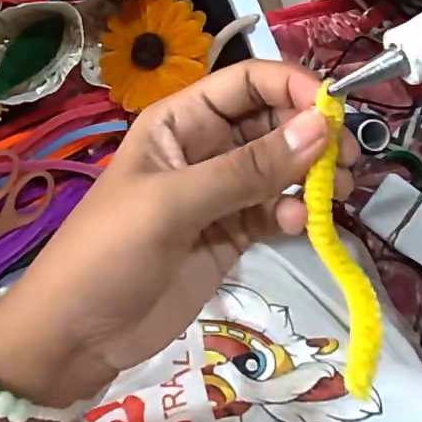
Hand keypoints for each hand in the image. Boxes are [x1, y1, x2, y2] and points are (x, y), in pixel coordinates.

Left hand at [0, 60, 354, 407]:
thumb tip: (319, 127)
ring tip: (337, 192)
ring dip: (311, 174)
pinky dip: (293, 211)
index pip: (246, 83)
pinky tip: (299, 223)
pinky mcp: (233, 232)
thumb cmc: (110, 253)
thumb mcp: (175, 204)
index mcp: (181, 121)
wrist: (75, 338)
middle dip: (310, 134)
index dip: (290, 86)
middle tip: (345, 159)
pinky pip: (275, 208)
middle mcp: (205, 147)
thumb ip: (248, 168)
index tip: (332, 110)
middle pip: (272, 122)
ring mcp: (221, 192)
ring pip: (280, 166)